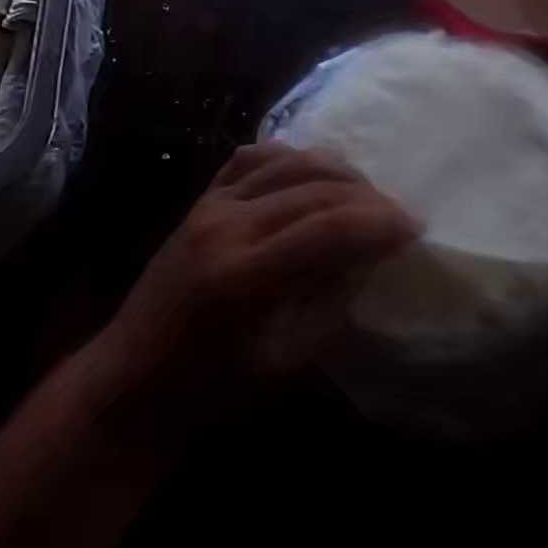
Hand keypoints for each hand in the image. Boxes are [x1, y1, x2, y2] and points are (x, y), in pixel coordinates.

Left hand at [88, 142, 419, 425]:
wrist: (131, 381)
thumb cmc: (211, 390)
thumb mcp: (286, 358)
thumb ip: (332, 299)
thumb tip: (372, 253)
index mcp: (244, 272)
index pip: (330, 227)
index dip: (381, 222)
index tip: (415, 227)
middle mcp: (225, 223)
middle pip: (313, 187)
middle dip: (367, 197)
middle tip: (398, 215)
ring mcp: (207, 205)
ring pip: (286, 162)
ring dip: (335, 171)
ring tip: (366, 195)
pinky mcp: (199, 201)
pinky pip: (249, 159)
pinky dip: (288, 157)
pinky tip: (311, 173)